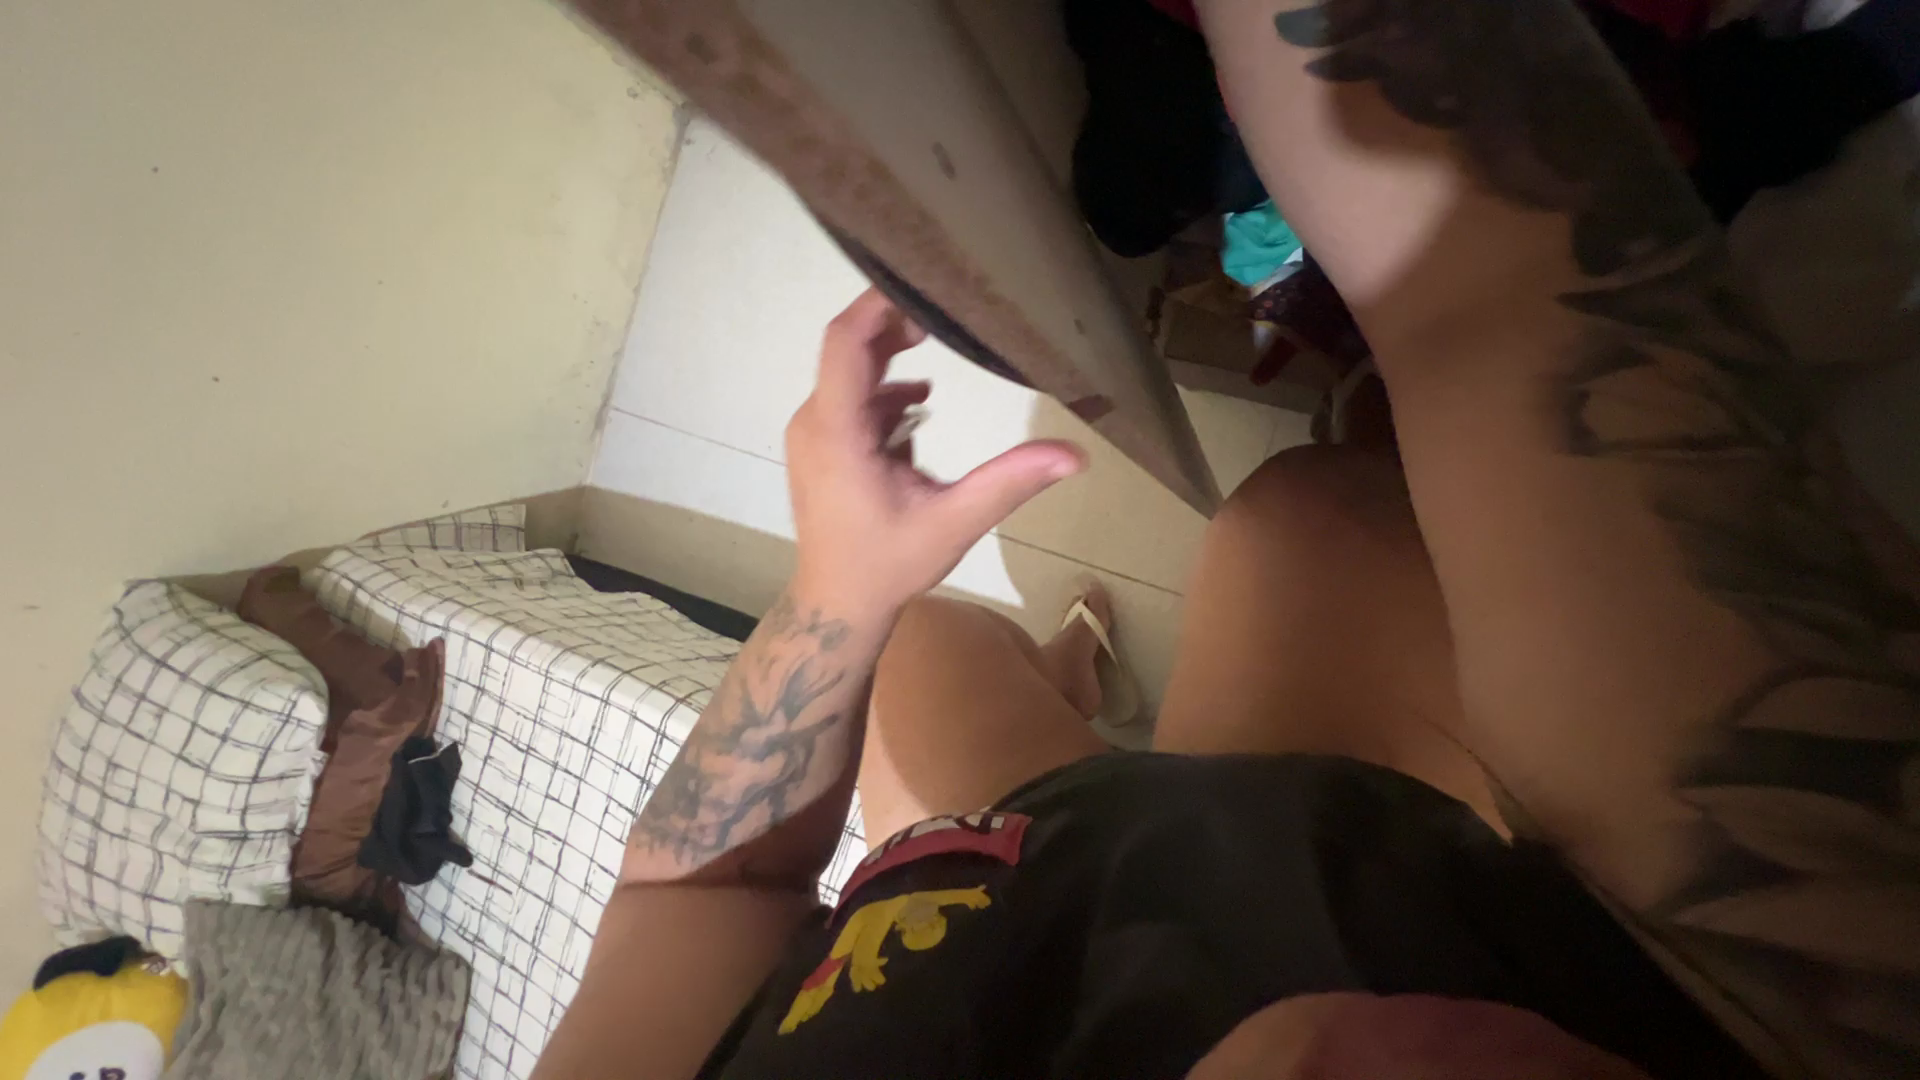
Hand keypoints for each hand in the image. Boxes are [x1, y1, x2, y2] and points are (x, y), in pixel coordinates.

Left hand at [785, 289, 1085, 617]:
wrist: (838, 603)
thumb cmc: (888, 564)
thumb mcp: (954, 522)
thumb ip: (1009, 482)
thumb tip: (1074, 455)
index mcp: (838, 431)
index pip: (846, 342)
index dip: (878, 306)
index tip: (920, 287)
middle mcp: (815, 423)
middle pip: (849, 352)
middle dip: (892, 331)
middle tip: (941, 322)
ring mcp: (811, 436)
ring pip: (848, 378)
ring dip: (889, 369)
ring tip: (934, 366)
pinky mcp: (819, 450)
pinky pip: (847, 405)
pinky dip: (881, 401)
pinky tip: (915, 420)